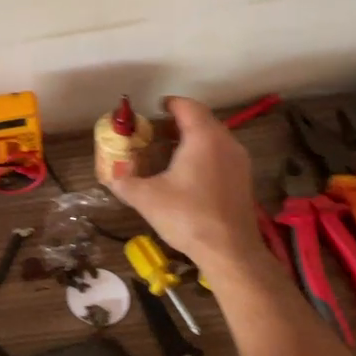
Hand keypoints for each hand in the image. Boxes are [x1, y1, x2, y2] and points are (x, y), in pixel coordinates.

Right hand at [110, 97, 259, 271]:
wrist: (230, 251)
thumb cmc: (187, 216)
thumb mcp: (146, 198)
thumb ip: (124, 182)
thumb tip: (111, 175)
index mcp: (203, 138)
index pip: (187, 106)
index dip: (169, 104)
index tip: (152, 110)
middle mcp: (225, 142)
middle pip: (201, 120)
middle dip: (177, 123)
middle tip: (154, 134)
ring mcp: (238, 160)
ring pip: (213, 137)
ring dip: (190, 139)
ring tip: (167, 153)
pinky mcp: (243, 178)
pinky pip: (221, 154)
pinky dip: (203, 154)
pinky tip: (187, 175)